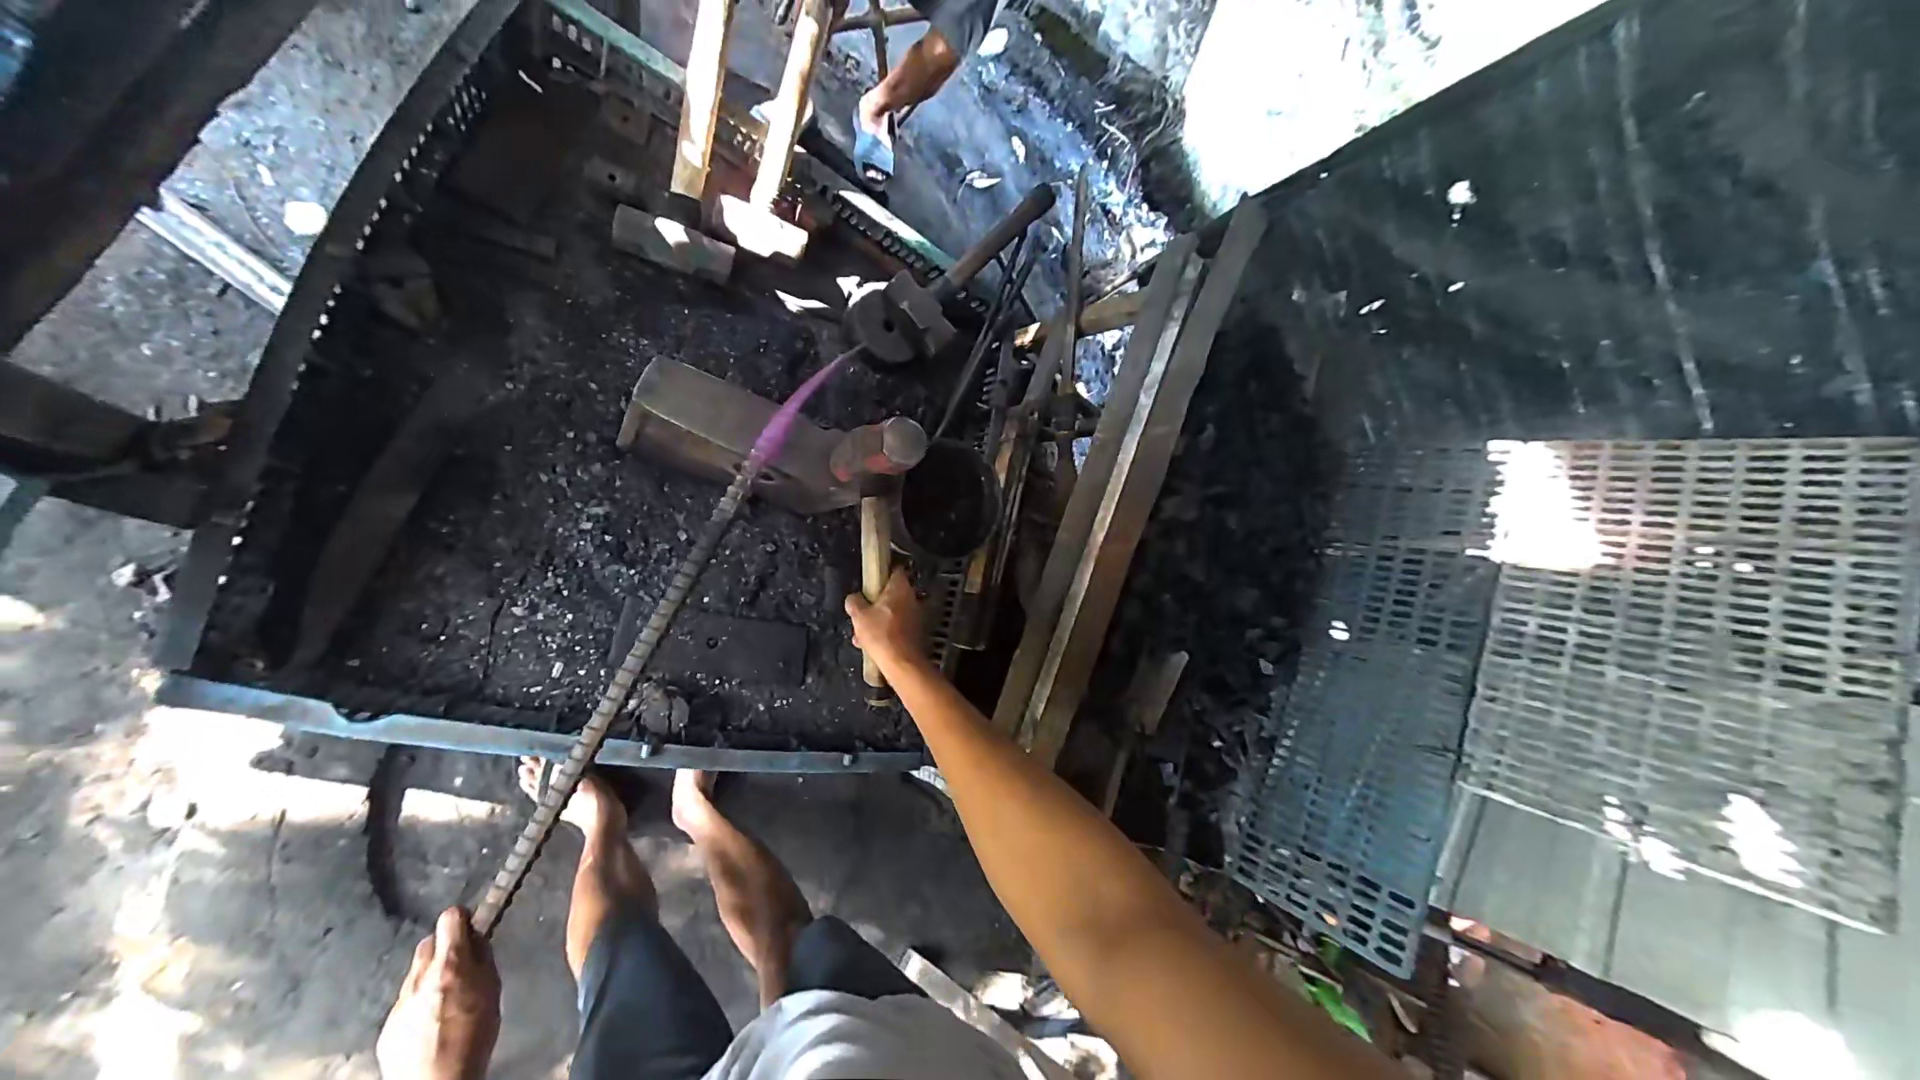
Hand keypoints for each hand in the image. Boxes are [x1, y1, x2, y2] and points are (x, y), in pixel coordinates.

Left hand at [376, 907, 500, 1079]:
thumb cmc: (475, 1035)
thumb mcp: (493, 989)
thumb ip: (483, 959)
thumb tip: (476, 939)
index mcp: (450, 964)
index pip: (449, 918)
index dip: (462, 920)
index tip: (470, 929)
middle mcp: (419, 978)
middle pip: (427, 943)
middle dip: (444, 947)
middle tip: (461, 964)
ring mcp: (399, 1002)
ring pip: (415, 974)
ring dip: (431, 975)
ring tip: (447, 998)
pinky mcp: (387, 1026)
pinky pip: (406, 1001)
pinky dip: (419, 1002)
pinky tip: (431, 1022)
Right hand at [845, 567, 922, 670]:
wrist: (901, 662)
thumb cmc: (881, 634)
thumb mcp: (858, 616)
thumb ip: (854, 602)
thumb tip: (853, 598)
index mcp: (900, 588)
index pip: (894, 570)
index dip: (882, 574)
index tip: (871, 582)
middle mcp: (912, 598)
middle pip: (892, 594)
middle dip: (876, 603)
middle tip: (863, 613)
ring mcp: (917, 616)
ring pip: (894, 613)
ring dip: (879, 620)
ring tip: (862, 635)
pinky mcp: (917, 632)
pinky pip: (898, 627)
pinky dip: (886, 633)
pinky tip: (872, 645)